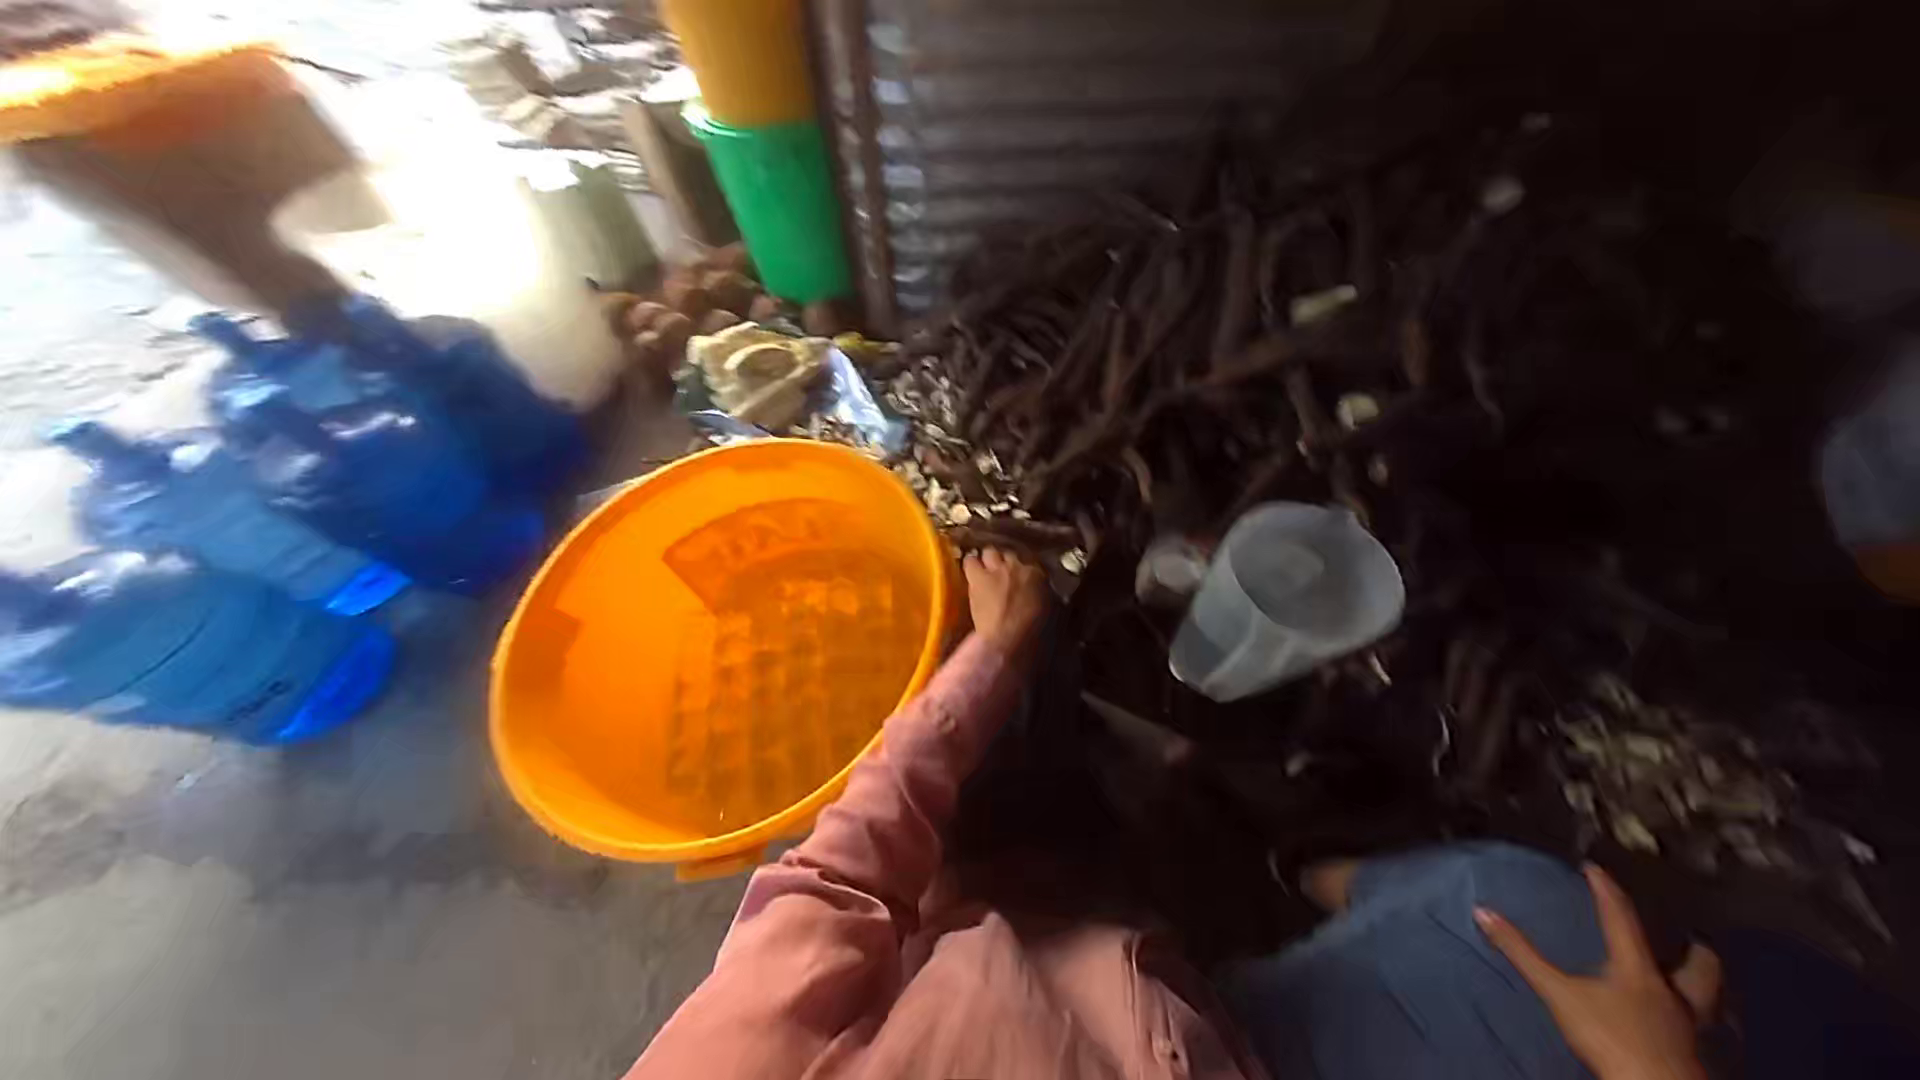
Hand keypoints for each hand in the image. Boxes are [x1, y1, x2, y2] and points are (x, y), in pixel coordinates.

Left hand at [962, 548, 1048, 662]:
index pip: (1031, 565)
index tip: (1021, 580)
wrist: (1008, 640)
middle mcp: (1018, 567)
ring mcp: (997, 569)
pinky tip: (970, 571)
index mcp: (1038, 576)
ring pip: (990, 552)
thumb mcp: (1046, 613)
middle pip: (1009, 554)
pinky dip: (971, 565)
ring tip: (983, 568)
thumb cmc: (1031, 633)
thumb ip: (1042, 598)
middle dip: (1005, 562)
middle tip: (1001, 573)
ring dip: (988, 559)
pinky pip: (971, 562)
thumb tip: (1038, 596)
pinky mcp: (977, 577)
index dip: (1024, 572)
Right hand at [1476, 865, 1721, 1079]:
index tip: (1595, 869)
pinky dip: (1696, 1017)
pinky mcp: (1692, 1055)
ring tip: (1691, 978)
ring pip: (1709, 1003)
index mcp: (1640, 972)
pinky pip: (1701, 1028)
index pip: (1622, 920)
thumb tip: (1482, 911)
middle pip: (1700, 969)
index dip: (1607, 891)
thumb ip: (1521, 953)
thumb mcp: (1558, 992)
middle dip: (1696, 952)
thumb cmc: (1610, 1036)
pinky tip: (1682, 1021)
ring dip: (1703, 987)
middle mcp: (1673, 995)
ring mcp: (1690, 1029)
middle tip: (1692, 937)